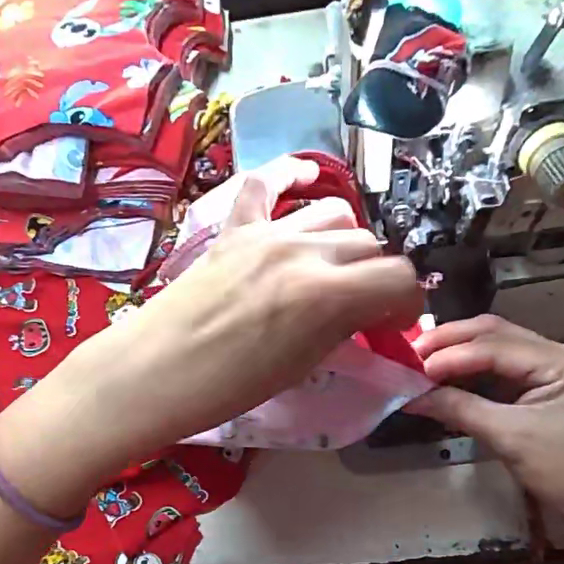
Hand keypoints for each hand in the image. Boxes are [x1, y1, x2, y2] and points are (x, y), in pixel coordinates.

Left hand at [0, 167, 422, 512]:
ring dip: (346, 241)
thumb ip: (342, 327)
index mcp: (326, 295)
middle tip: (365, 308)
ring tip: (334, 268)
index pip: (400, 278)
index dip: (408, 304)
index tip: (396, 324)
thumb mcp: (302, 364)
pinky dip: (287, 177)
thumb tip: (367, 312)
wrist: (155, 373)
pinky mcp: (233, 228)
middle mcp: (303, 251)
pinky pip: (265, 184)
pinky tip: (301, 176)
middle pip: (371, 246)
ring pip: (333, 213)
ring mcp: (266, 233)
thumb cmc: (229, 387)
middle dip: (378, 278)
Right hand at [405, 316, 563, 530]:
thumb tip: (410, 395)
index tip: (412, 367)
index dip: (450, 355)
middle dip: (451, 342)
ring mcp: (554, 370)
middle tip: (411, 352)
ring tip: (421, 362)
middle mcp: (561, 354)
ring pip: (497, 349)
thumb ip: (459, 409)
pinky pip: (502, 371)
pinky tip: (444, 377)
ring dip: (459, 355)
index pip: (496, 346)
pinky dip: (471, 374)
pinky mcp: (544, 388)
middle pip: (496, 334)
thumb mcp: (510, 438)